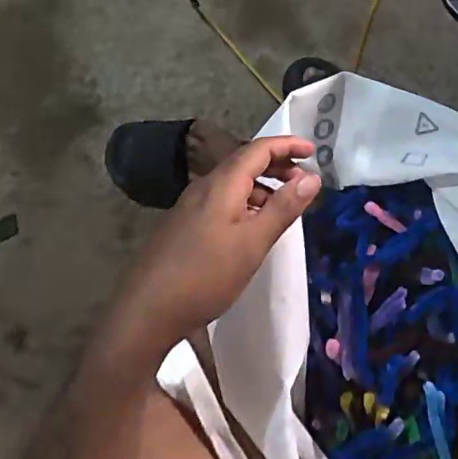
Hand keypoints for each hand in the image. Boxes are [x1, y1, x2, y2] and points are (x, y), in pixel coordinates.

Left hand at [111, 136, 321, 351]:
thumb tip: (313, 178)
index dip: (288, 145)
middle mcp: (204, 186)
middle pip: (246, 162)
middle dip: (278, 165)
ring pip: (234, 183)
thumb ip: (284, 208)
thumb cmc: (204, 275)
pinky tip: (252, 228)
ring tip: (284, 206)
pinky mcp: (184, 226)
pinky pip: (223, 200)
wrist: (144, 313)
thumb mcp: (253, 243)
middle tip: (304, 181)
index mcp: (222, 183)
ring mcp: (191, 206)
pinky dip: (246, 202)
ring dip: (263, 186)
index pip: (260, 148)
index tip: (313, 151)